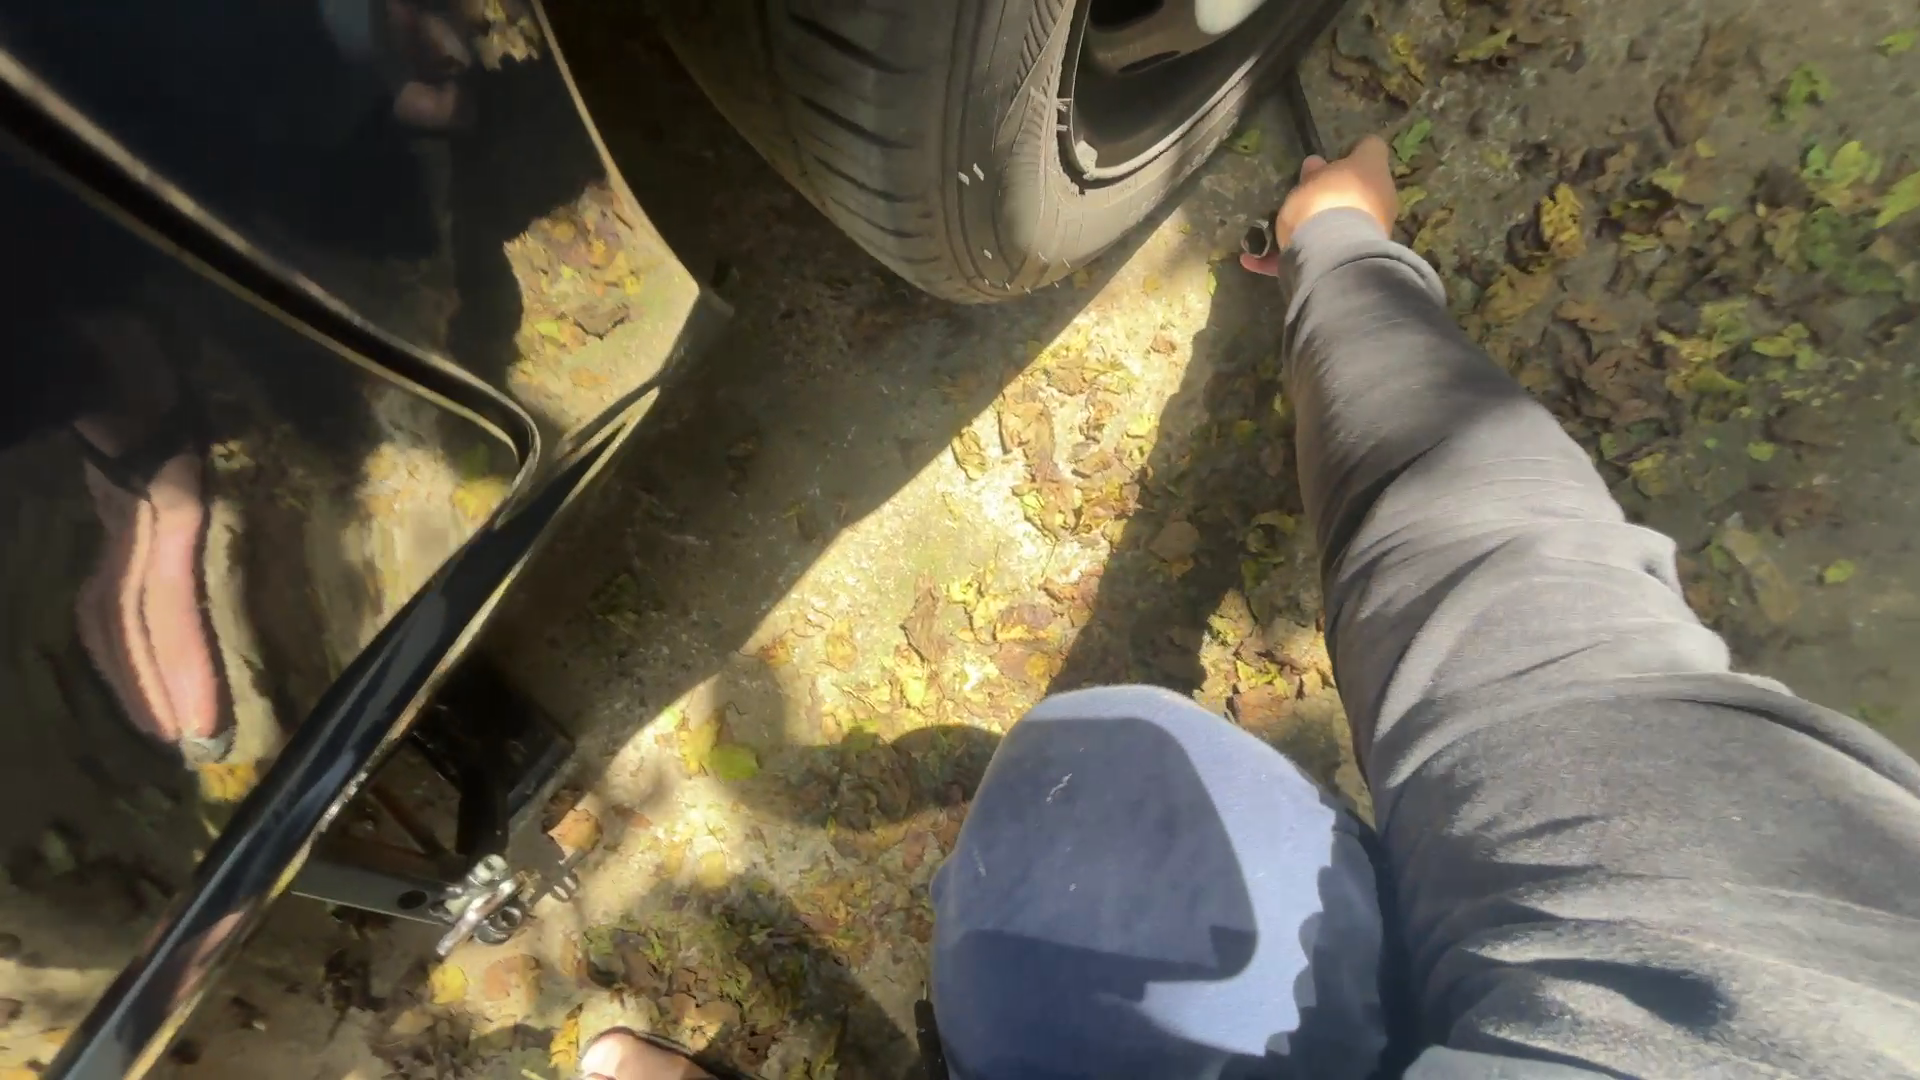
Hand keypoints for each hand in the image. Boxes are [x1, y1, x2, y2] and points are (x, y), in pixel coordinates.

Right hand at [1240, 135, 1396, 276]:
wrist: (1334, 251)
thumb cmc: (1325, 201)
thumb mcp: (1311, 181)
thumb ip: (1313, 174)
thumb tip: (1315, 163)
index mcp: (1371, 170)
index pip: (1370, 147)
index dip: (1353, 150)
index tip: (1335, 157)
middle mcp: (1376, 199)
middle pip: (1356, 190)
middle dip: (1334, 195)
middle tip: (1304, 198)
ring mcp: (1364, 232)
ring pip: (1337, 226)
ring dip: (1311, 229)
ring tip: (1274, 234)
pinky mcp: (1343, 261)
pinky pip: (1312, 257)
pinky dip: (1283, 259)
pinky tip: (1251, 261)